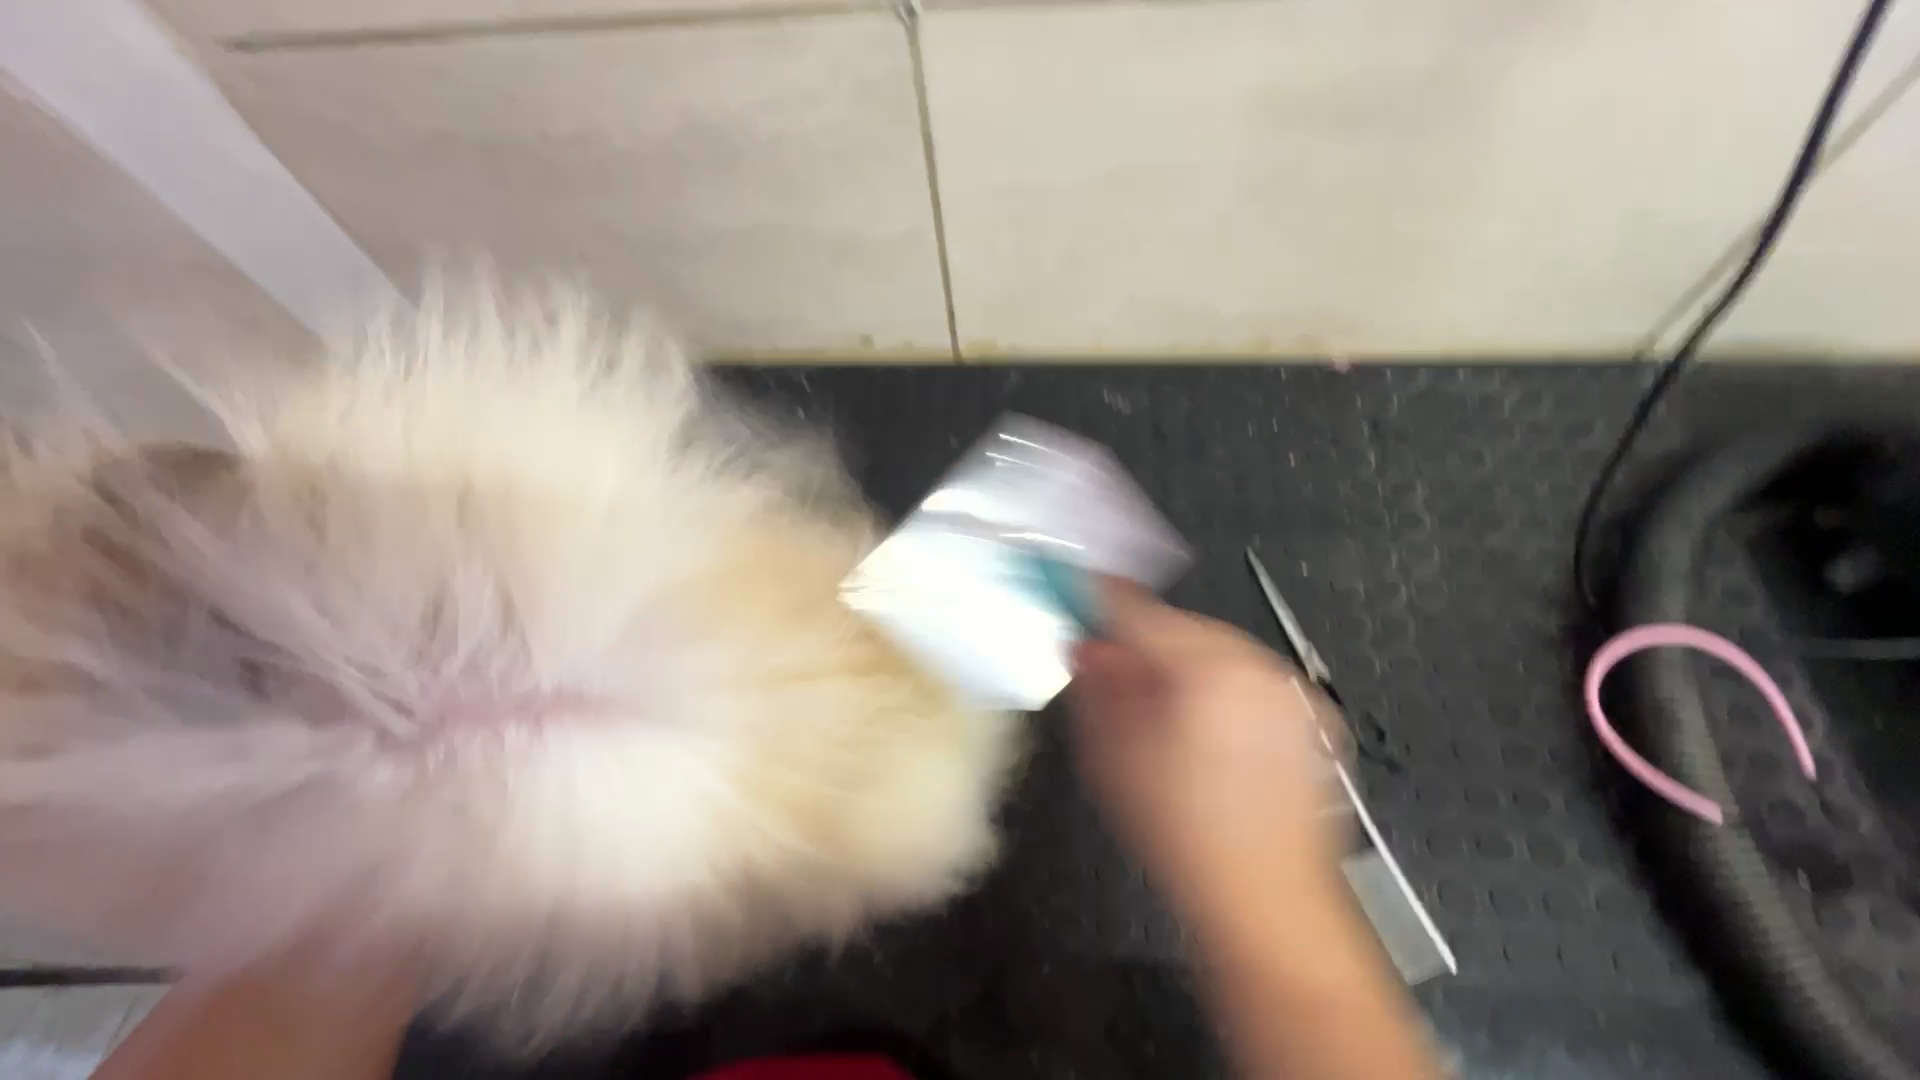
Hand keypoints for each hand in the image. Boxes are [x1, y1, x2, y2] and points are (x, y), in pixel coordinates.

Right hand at [1067, 580, 1345, 919]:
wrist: (1266, 903)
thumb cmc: (1186, 840)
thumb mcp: (1111, 759)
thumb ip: (1094, 688)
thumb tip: (1087, 648)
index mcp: (1205, 670)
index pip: (1136, 610)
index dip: (1098, 599)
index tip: (1077, 592)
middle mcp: (1256, 669)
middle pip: (1181, 630)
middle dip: (1145, 647)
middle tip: (1116, 680)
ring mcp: (1291, 693)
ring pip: (1219, 655)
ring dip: (1186, 672)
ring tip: (1168, 728)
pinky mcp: (1313, 718)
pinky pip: (1254, 684)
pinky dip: (1226, 696)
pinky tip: (1209, 744)